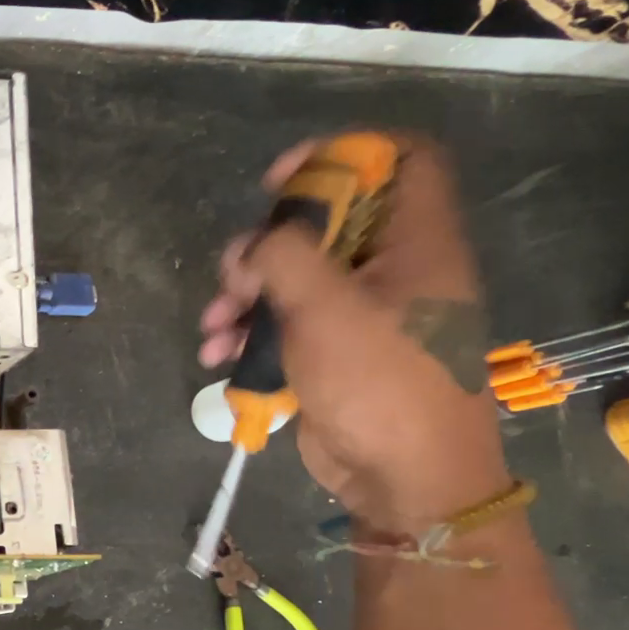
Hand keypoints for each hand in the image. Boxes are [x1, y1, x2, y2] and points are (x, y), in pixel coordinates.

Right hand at [198, 137, 509, 534]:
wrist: (402, 473)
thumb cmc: (378, 380)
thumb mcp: (326, 307)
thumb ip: (285, 256)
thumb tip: (255, 244)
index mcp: (415, 243)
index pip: (400, 162)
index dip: (341, 156)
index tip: (280, 181)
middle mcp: (391, 270)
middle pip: (324, 227)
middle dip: (263, 249)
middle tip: (233, 278)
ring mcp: (360, 315)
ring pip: (291, 281)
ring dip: (241, 300)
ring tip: (213, 330)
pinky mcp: (331, 353)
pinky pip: (282, 325)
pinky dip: (246, 335)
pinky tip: (216, 358)